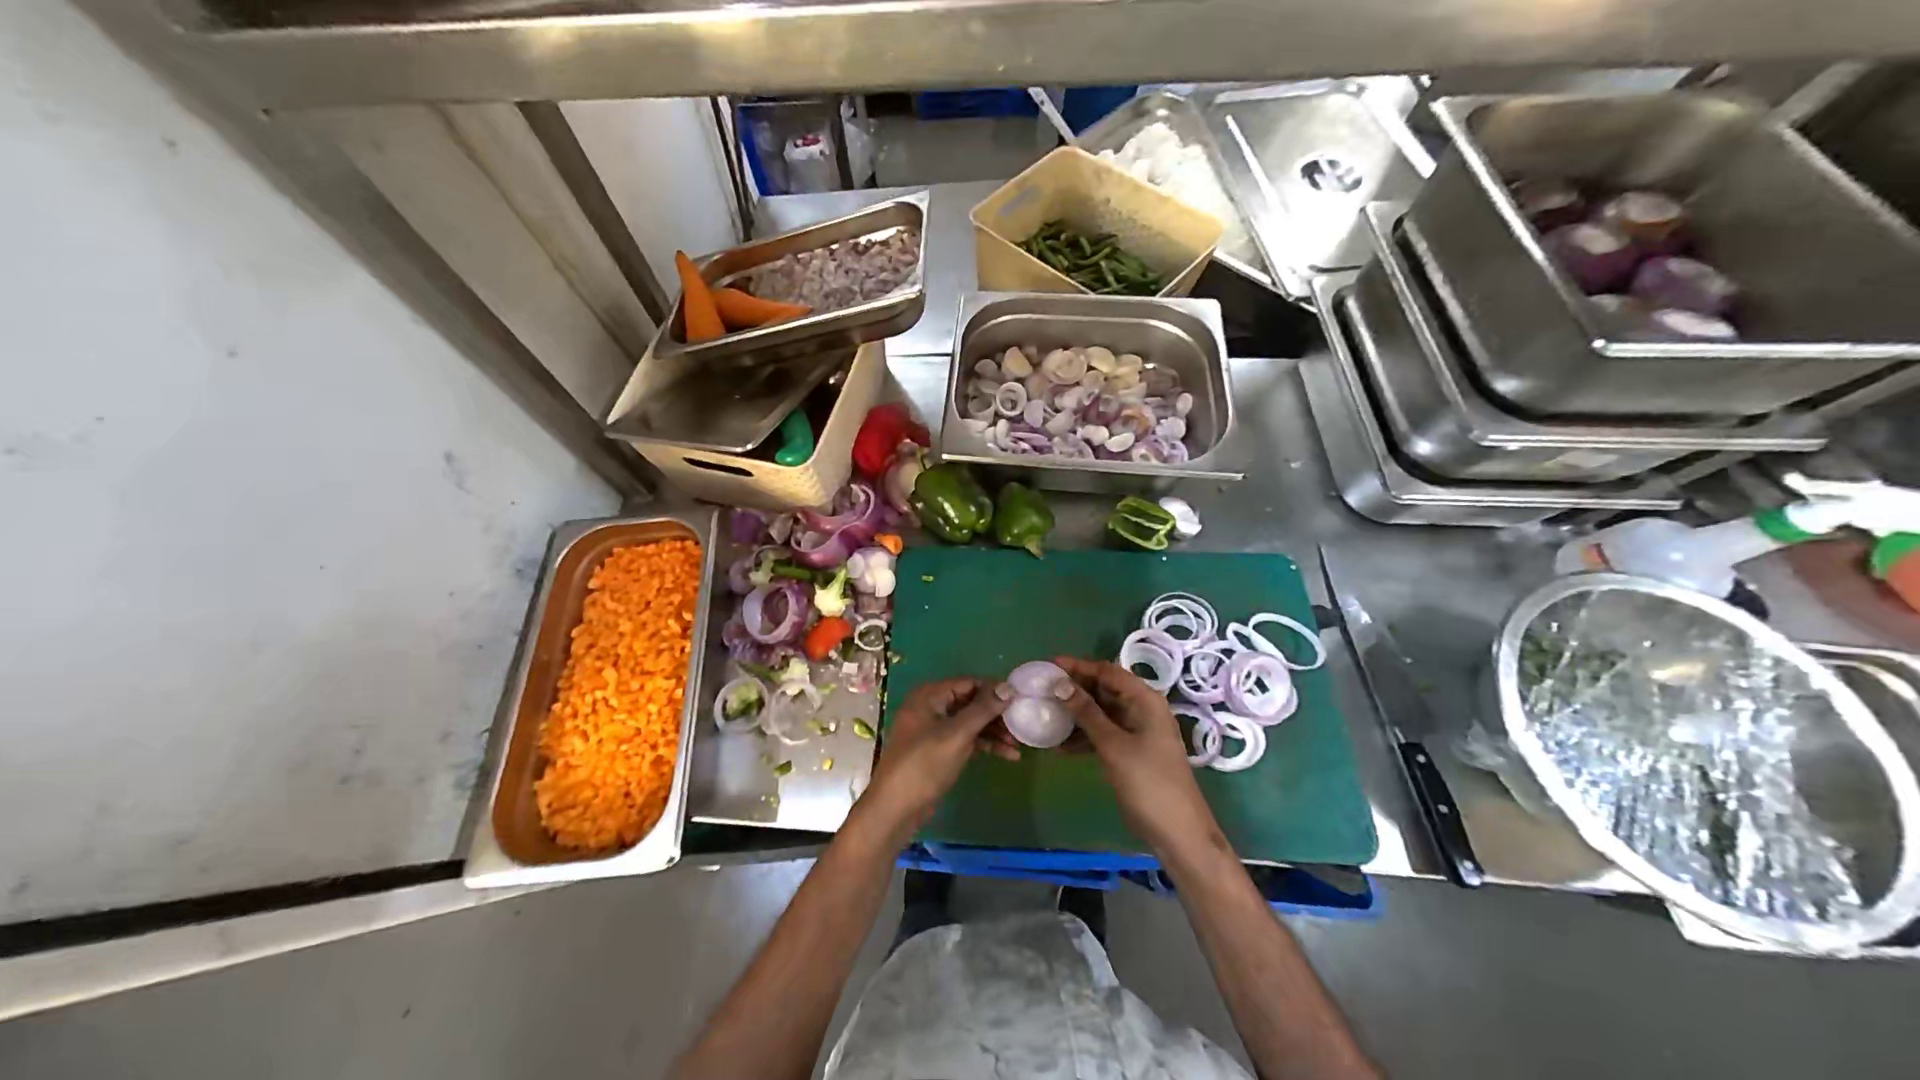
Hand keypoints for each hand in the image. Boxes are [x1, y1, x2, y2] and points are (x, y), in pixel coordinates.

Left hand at [862, 678, 1012, 833]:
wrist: (896, 808)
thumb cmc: (924, 765)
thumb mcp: (957, 734)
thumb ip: (983, 709)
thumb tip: (1008, 687)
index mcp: (929, 695)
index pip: (969, 683)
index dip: (995, 689)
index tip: (1021, 699)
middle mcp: (931, 707)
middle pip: (971, 702)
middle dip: (997, 713)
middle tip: (1023, 723)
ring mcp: (935, 729)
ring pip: (971, 722)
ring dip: (994, 731)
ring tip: (1019, 744)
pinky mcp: (940, 750)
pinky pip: (967, 739)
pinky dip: (985, 745)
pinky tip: (1008, 755)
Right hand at [1053, 657, 1222, 855]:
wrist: (1176, 831)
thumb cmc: (1148, 782)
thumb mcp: (1113, 745)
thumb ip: (1086, 713)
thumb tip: (1060, 684)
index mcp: (1145, 700)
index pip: (1108, 672)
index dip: (1079, 666)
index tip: (1049, 665)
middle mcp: (1142, 709)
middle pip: (1104, 689)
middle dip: (1074, 689)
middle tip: (1042, 689)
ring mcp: (1137, 731)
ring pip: (1101, 712)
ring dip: (1076, 714)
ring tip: (1046, 714)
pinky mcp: (1131, 751)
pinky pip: (1103, 733)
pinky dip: (1084, 736)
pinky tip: (1060, 746)